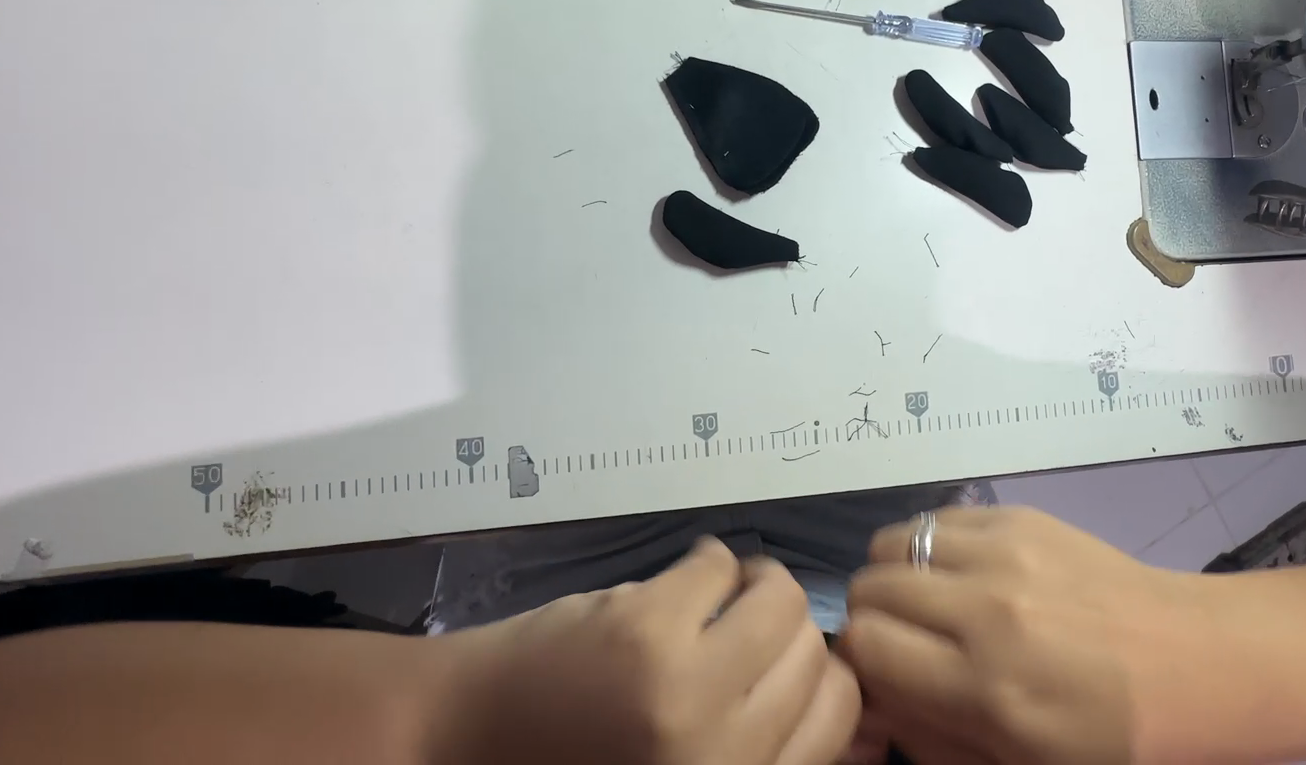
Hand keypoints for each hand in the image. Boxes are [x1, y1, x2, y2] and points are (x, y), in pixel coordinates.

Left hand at [440, 537, 858, 764]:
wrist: (465, 742)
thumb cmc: (582, 762)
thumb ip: (759, 743)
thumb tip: (837, 687)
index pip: (839, 714)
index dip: (825, 674)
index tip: (790, 657)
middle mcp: (726, 751)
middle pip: (814, 650)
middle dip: (785, 624)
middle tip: (743, 622)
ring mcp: (686, 685)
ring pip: (781, 596)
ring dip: (754, 584)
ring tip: (716, 596)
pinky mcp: (646, 625)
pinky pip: (720, 563)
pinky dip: (708, 561)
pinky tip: (679, 583)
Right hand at [839, 507, 1235, 763]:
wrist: (1192, 662)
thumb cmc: (1109, 736)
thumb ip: (929, 733)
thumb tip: (873, 692)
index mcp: (986, 686)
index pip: (865, 644)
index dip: (859, 659)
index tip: (879, 669)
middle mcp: (985, 608)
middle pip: (869, 587)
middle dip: (872, 616)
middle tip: (904, 638)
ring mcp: (1002, 550)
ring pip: (893, 542)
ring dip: (896, 574)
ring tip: (929, 599)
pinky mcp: (1018, 514)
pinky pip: (935, 519)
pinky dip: (931, 546)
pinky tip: (964, 571)